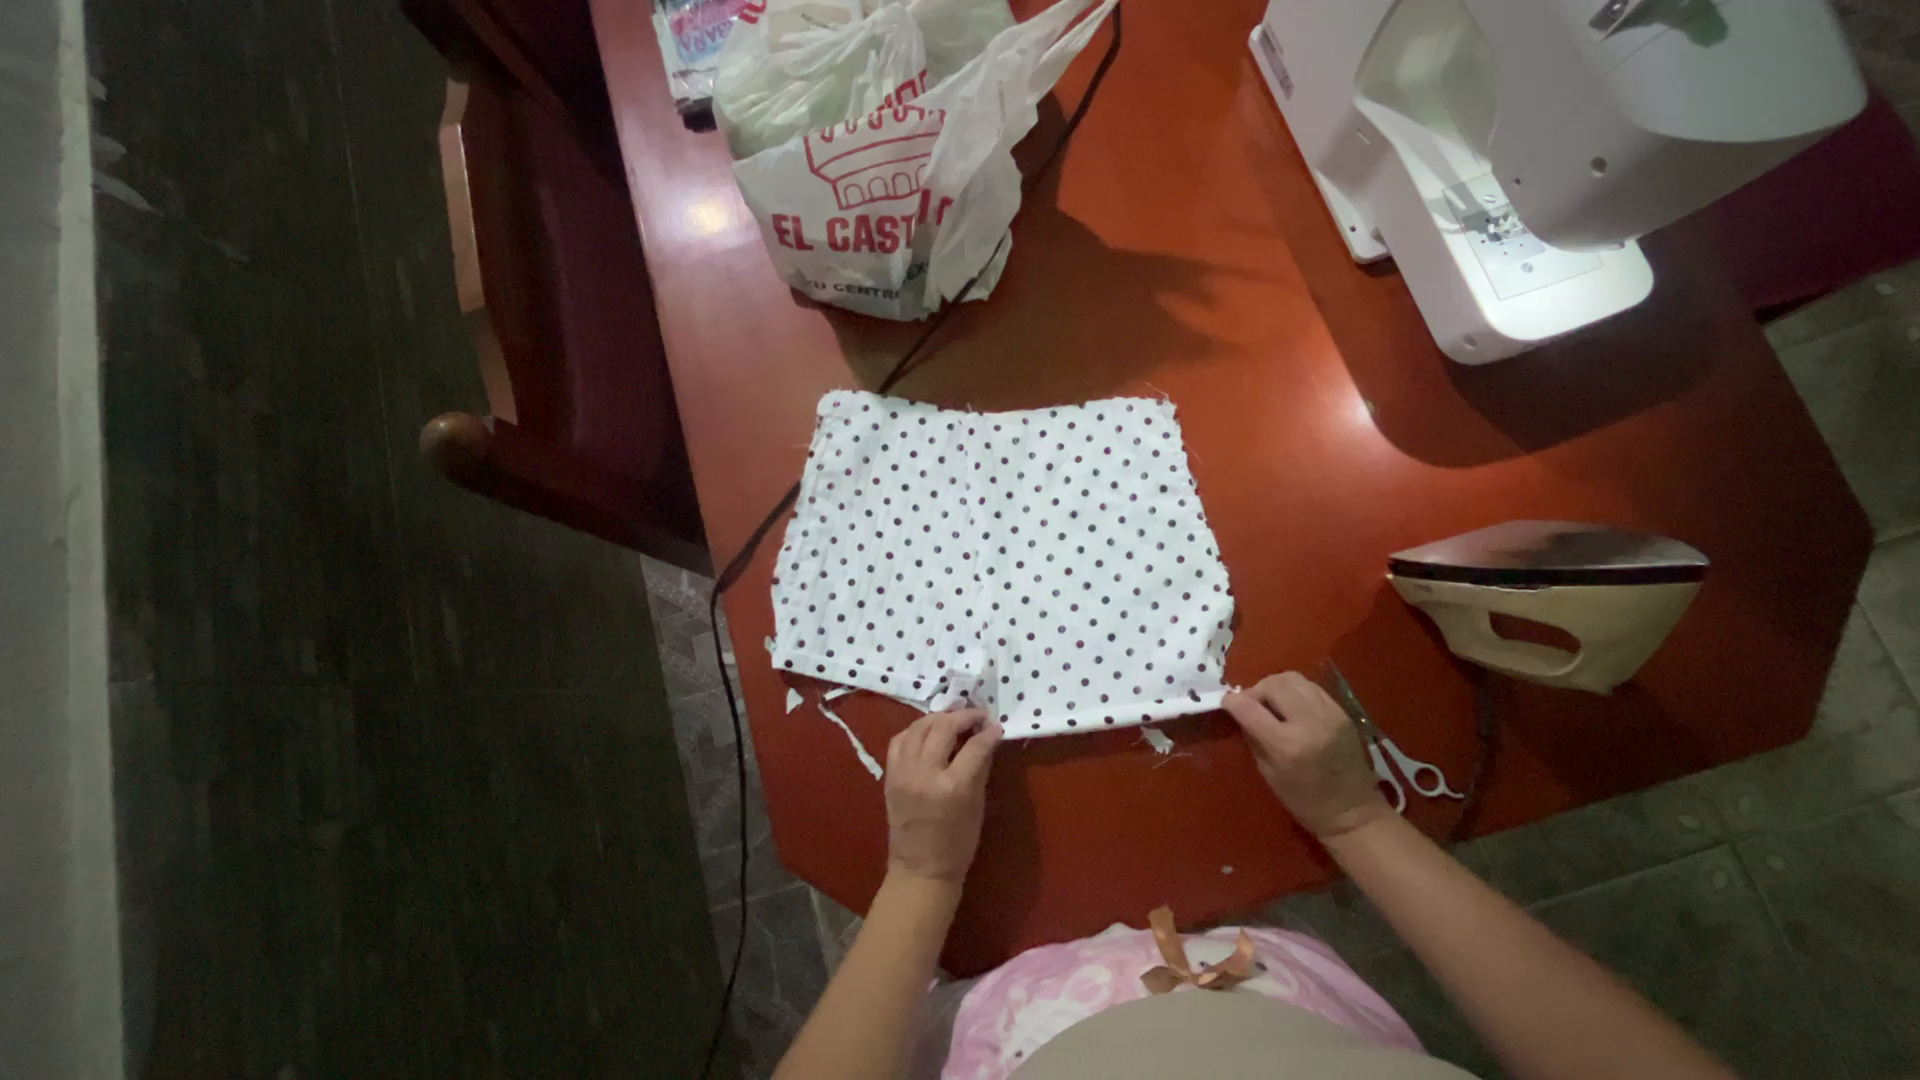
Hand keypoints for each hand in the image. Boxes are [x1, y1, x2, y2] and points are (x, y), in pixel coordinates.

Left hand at [884, 709, 1002, 885]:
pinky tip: (927, 733)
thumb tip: (987, 739)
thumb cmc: (958, 843)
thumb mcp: (977, 805)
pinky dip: (915, 731)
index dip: (989, 732)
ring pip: (918, 727)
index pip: (975, 746)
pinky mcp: (889, 775)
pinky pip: (899, 740)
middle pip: (944, 727)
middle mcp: (925, 773)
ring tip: (953, 719)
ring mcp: (903, 772)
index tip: (996, 727)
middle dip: (964, 716)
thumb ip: (980, 768)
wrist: (920, 869)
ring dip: (938, 718)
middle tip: (977, 716)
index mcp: (953, 786)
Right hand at [1223, 672, 1391, 839]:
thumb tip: (1239, 713)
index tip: (1226, 703)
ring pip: (1294, 679)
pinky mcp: (1342, 712)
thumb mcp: (1268, 773)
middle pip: (1273, 684)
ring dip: (1276, 686)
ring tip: (1272, 703)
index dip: (1231, 702)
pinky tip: (1292, 707)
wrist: (1353, 812)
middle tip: (1252, 705)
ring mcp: (1330, 715)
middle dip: (1256, 690)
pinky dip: (1296, 691)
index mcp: (1287, 745)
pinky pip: (1311, 687)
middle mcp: (1310, 723)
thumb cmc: (1304, 801)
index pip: (1249, 708)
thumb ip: (1253, 738)